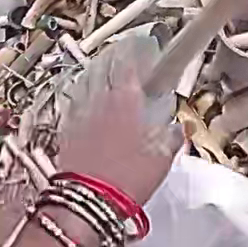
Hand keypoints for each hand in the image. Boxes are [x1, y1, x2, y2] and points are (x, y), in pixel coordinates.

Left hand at [55, 30, 181, 205]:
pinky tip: (93, 100)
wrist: (86, 204)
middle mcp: (101, 98)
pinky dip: (86, 94)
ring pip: (89, 80)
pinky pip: (77, 100)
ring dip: (101, 71)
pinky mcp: (67, 129)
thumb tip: (180, 127)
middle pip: (106, 64)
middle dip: (119, 55)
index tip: (148, 42)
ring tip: (111, 72)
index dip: (139, 48)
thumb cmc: (128, 178)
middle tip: (130, 54)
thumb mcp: (162, 158)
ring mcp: (80, 112)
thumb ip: (174, 136)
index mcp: (127, 99)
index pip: (131, 60)